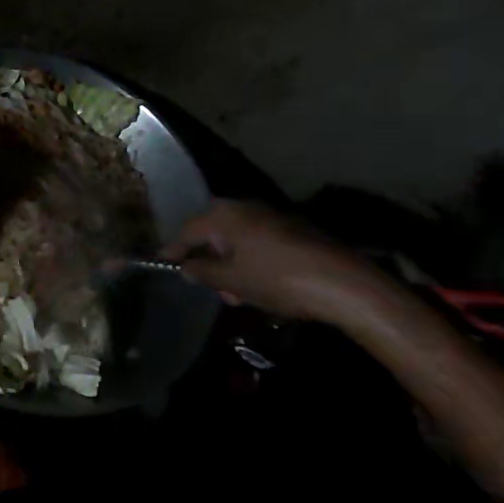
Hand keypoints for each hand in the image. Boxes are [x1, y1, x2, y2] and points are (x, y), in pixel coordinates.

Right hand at [165, 200, 378, 318]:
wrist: (342, 282)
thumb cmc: (276, 279)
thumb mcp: (232, 281)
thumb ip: (202, 272)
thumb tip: (186, 267)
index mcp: (223, 215)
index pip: (186, 231)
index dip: (173, 250)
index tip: (161, 264)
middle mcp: (243, 207)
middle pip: (212, 233)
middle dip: (208, 261)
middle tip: (211, 288)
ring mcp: (269, 215)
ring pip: (236, 239)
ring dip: (230, 265)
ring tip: (238, 295)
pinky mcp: (290, 229)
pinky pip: (256, 242)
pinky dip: (250, 261)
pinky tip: (260, 286)